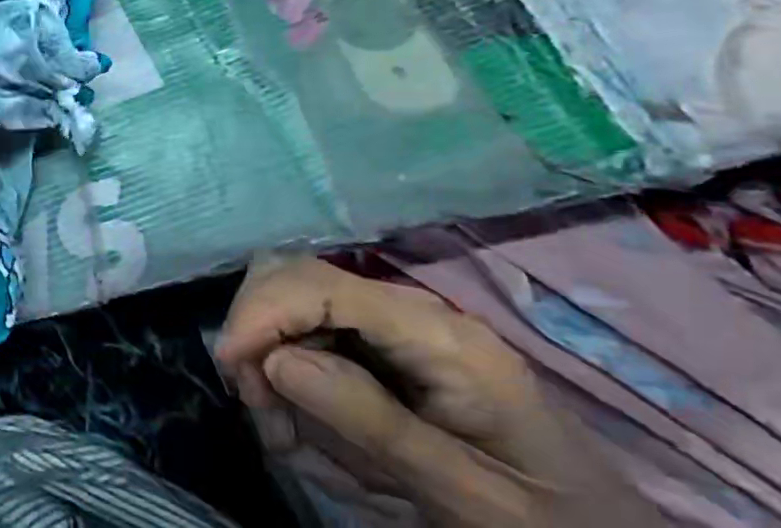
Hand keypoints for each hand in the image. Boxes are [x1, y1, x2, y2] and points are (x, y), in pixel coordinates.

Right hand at [216, 257, 656, 527]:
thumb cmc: (549, 522)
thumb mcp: (469, 494)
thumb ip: (376, 424)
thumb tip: (276, 359)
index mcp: (442, 337)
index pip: (321, 284)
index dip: (261, 311)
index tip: (231, 367)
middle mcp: (411, 311)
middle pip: (294, 276)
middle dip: (258, 332)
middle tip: (258, 406)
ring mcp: (395, 324)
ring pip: (291, 302)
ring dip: (268, 358)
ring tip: (283, 429)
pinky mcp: (384, 343)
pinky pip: (309, 334)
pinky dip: (287, 373)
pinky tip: (303, 423)